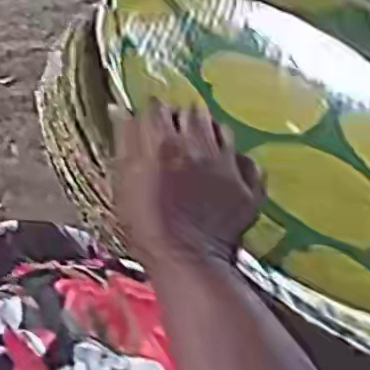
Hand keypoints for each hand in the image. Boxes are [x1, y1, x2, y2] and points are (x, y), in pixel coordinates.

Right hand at [111, 102, 264, 268]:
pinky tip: (225, 167)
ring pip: (223, 130)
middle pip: (193, 112)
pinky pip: (248, 160)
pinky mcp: (250, 190)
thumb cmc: (144, 219)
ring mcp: (228, 168)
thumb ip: (124, 139)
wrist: (188, 263)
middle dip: (181, 117)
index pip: (157, 107)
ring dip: (209, 131)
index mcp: (162, 143)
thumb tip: (119, 108)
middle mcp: (198, 148)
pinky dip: (236, 158)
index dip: (151, 112)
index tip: (148, 121)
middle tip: (173, 131)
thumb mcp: (122, 176)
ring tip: (199, 144)